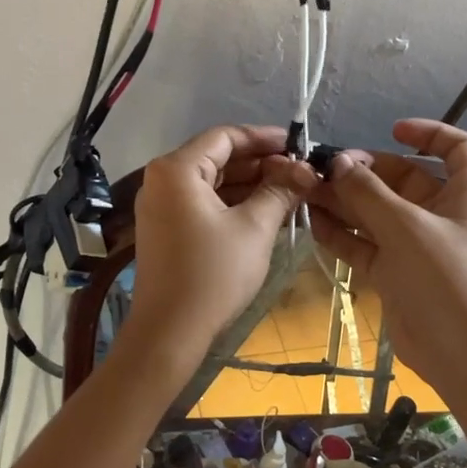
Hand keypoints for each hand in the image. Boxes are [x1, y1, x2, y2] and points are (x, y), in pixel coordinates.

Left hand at [125, 125, 319, 360]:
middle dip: (260, 163)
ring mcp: (160, 205)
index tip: (298, 145)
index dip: (264, 138)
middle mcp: (161, 179)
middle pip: (217, 157)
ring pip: (212, 181)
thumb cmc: (212, 274)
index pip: (225, 136)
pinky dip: (232, 203)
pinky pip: (203, 202)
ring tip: (291, 191)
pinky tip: (266, 210)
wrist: (169, 332)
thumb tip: (306, 170)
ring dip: (250, 184)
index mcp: (176, 169)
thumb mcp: (254, 229)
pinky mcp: (165, 228)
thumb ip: (280, 191)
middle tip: (300, 171)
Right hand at [310, 119, 466, 399]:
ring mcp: (420, 246)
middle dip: (364, 172)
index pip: (457, 148)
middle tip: (324, 169)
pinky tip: (313, 223)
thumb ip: (367, 193)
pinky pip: (366, 243)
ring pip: (378, 212)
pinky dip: (343, 233)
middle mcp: (445, 214)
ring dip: (345, 201)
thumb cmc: (447, 281)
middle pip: (404, 178)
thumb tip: (337, 163)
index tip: (391, 129)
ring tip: (305, 192)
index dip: (429, 133)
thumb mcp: (406, 228)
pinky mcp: (398, 273)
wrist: (464, 358)